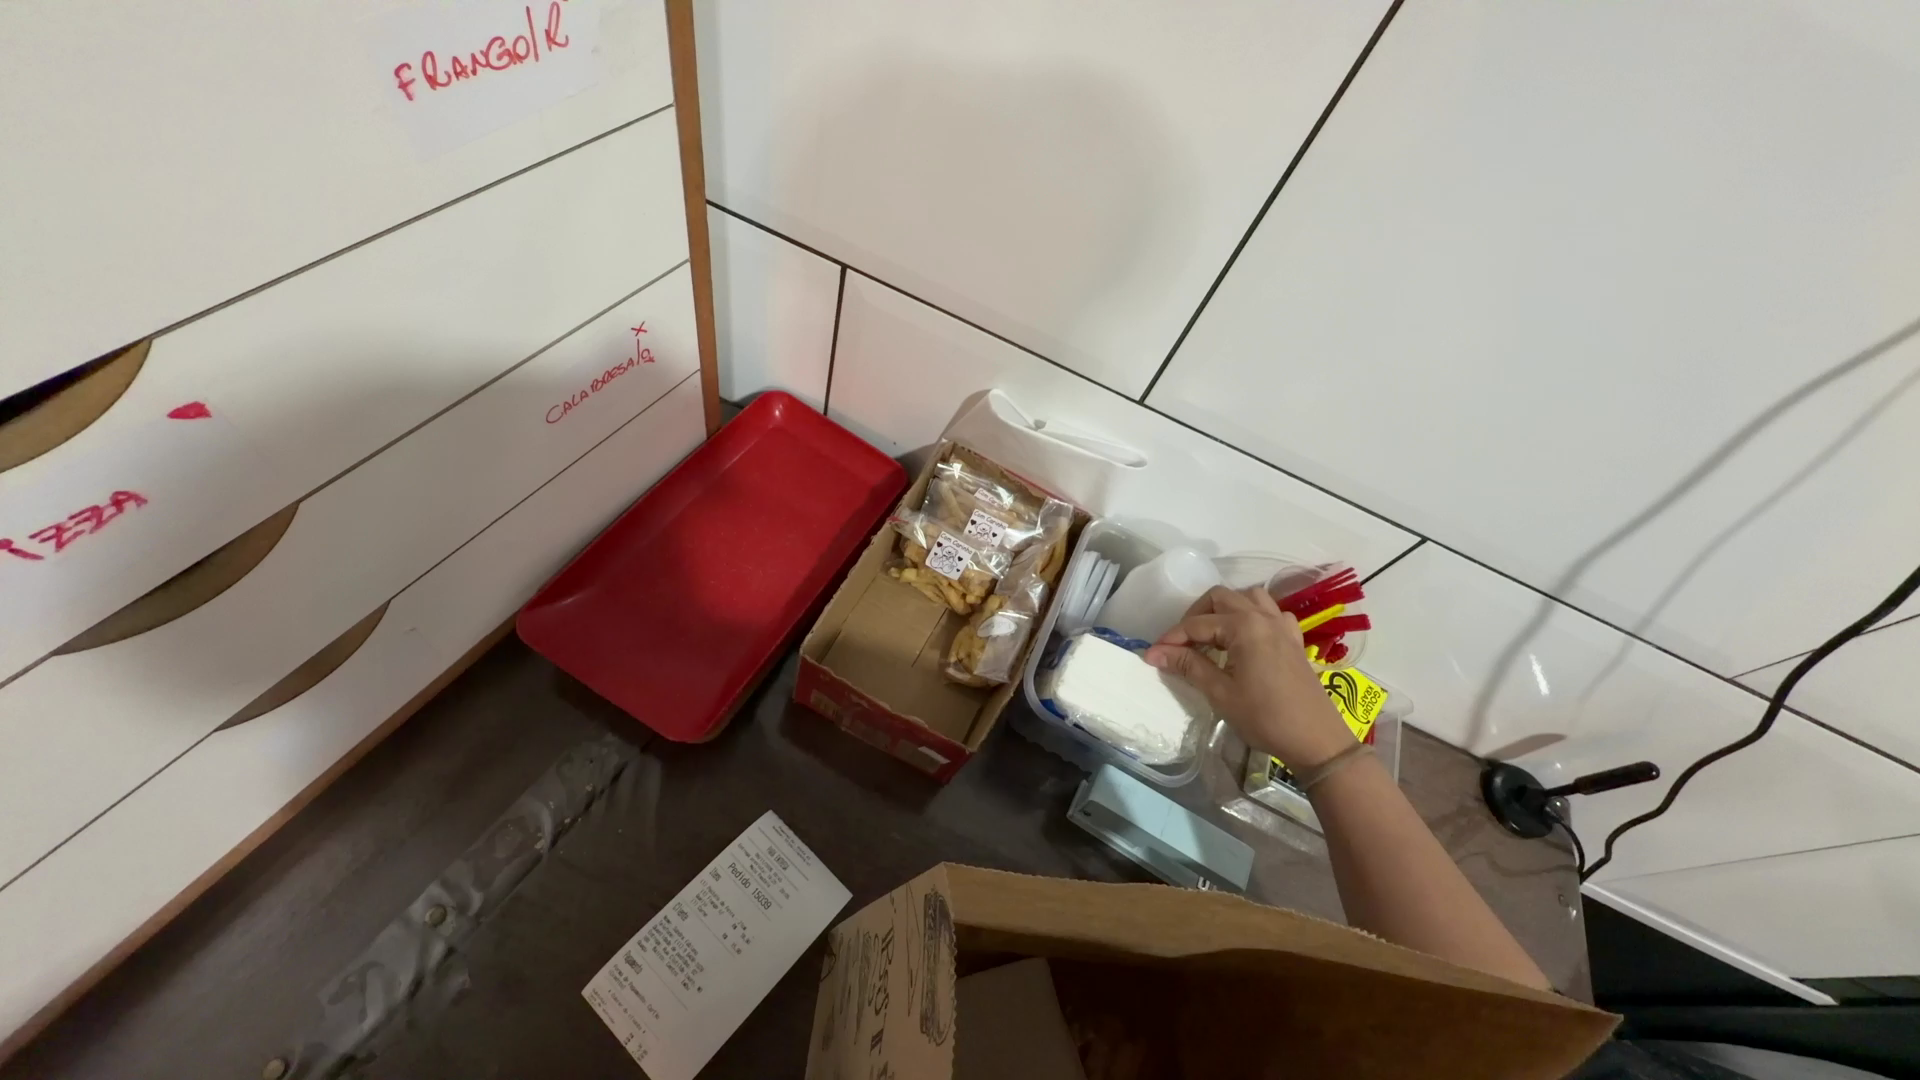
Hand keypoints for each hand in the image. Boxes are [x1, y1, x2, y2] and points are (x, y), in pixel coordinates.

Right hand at [1144, 585, 1354, 767]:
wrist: (1316, 740)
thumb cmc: (1265, 717)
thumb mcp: (1220, 693)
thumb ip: (1189, 665)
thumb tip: (1155, 652)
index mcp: (1244, 626)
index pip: (1197, 624)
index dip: (1171, 639)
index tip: (1153, 655)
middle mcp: (1264, 617)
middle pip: (1220, 598)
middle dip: (1195, 616)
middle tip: (1181, 643)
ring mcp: (1283, 626)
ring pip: (1248, 598)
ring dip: (1225, 610)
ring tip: (1211, 635)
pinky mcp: (1294, 639)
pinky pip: (1271, 613)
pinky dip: (1253, 617)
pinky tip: (1246, 639)